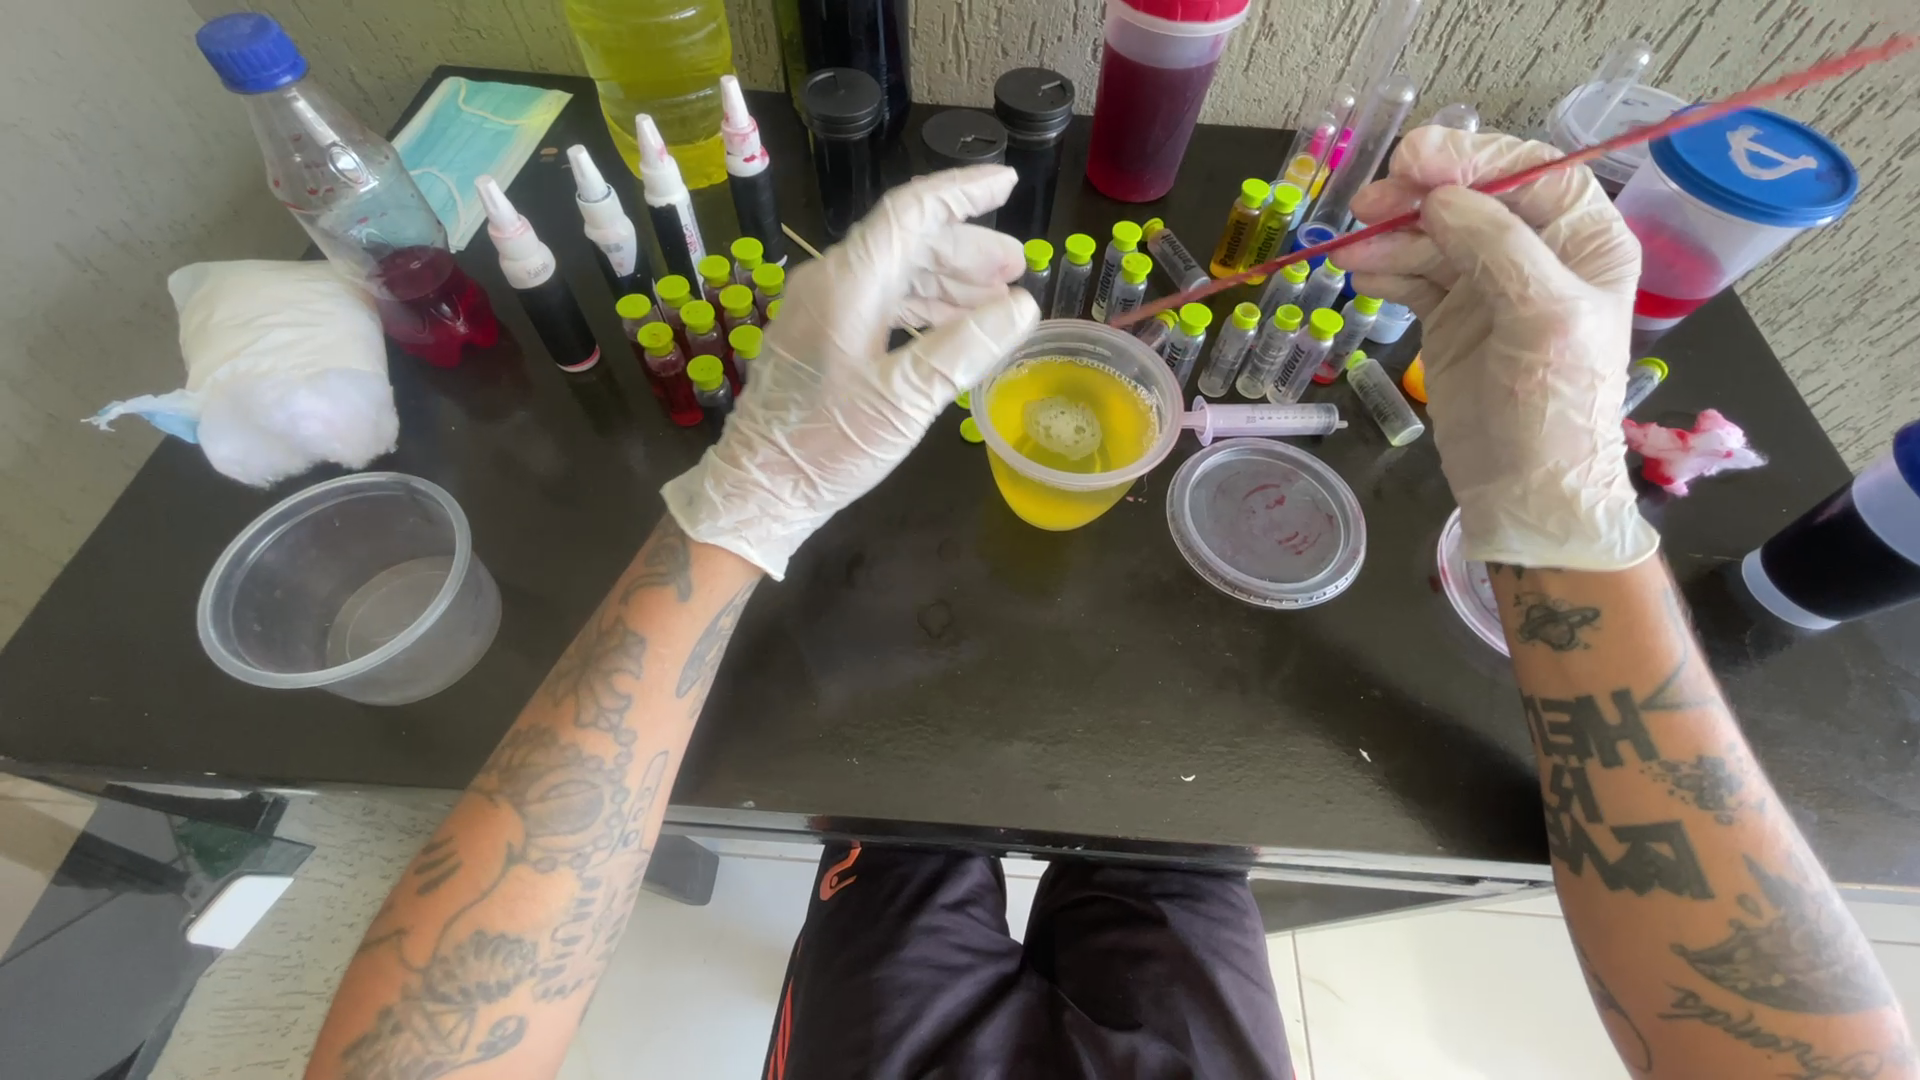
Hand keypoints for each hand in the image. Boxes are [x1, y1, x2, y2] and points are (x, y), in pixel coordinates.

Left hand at [662, 166, 1038, 578]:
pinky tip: (950, 329)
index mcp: (847, 284)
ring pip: (894, 275)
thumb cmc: (828, 445)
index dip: (964, 194)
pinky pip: (880, 305)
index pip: (911, 213)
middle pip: (906, 243)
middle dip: (966, 249)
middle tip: (1016, 267)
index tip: (1008, 183)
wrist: (761, 488)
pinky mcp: (820, 340)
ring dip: (947, 282)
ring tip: (995, 300)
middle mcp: (830, 284)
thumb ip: (964, 348)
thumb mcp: (904, 401)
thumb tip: (1021, 306)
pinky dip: (921, 309)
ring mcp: (821, 311)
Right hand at [1340, 127, 1658, 570]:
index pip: (1528, 176)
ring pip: (1432, 243)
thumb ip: (1497, 249)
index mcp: (1582, 244)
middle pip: (1470, 205)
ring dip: (1390, 241)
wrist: (1522, 487)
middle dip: (1418, 200)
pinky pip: (1412, 282)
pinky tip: (1362, 278)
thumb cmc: (1552, 407)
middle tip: (1364, 205)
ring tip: (1349, 253)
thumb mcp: (1542, 318)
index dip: (1472, 160)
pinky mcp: (1447, 321)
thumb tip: (1439, 199)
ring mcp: (1485, 290)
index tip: (1411, 159)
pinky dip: (1385, 274)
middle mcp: (1534, 258)